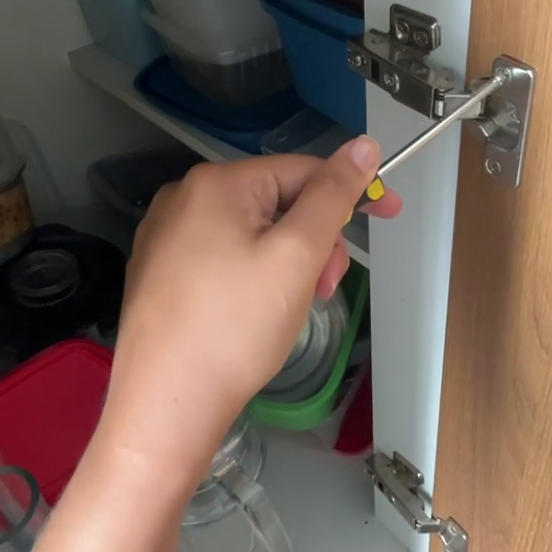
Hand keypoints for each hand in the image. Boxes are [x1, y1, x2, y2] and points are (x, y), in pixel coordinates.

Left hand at [98, 136, 400, 483]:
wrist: (166, 405)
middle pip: (277, 201)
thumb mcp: (297, 256)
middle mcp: (183, 198)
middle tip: (324, 288)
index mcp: (216, 183)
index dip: (352, 192)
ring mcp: (166, 236)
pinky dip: (255, 276)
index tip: (391, 213)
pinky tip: (257, 314)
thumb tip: (362, 146)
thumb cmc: (235, 329)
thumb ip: (333, 195)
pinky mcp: (161, 273)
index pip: (303, 170)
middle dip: (314, 240)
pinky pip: (225, 256)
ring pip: (253, 232)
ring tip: (292, 307)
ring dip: (289, 262)